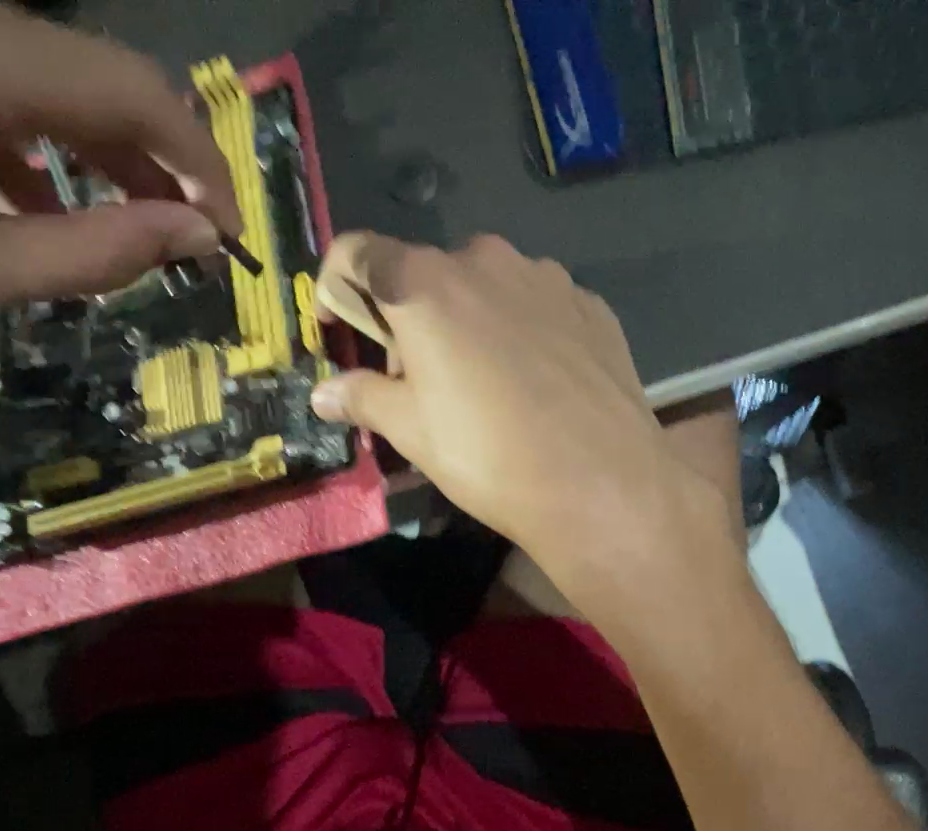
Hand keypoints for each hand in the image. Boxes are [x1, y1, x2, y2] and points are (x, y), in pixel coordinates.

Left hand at [0, 0, 237, 403]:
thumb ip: (91, 253)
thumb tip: (199, 235)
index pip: (122, 84)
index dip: (197, 158)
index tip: (226, 229)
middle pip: (80, 65)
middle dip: (150, 154)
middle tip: (185, 235)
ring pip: (27, 65)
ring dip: (88, 145)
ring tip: (124, 225)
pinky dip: (14, 133)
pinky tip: (23, 199)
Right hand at [311, 233, 734, 598]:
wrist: (602, 481)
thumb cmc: (489, 455)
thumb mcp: (412, 432)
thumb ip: (364, 398)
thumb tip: (325, 392)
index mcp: (427, 285)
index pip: (359, 252)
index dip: (337, 285)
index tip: (340, 325)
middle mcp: (486, 261)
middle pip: (427, 272)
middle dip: (412, 316)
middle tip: (420, 378)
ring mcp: (547, 278)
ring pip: (487, 287)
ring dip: (470, 320)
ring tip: (485, 384)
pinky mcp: (590, 305)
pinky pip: (538, 306)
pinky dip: (523, 330)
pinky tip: (536, 382)